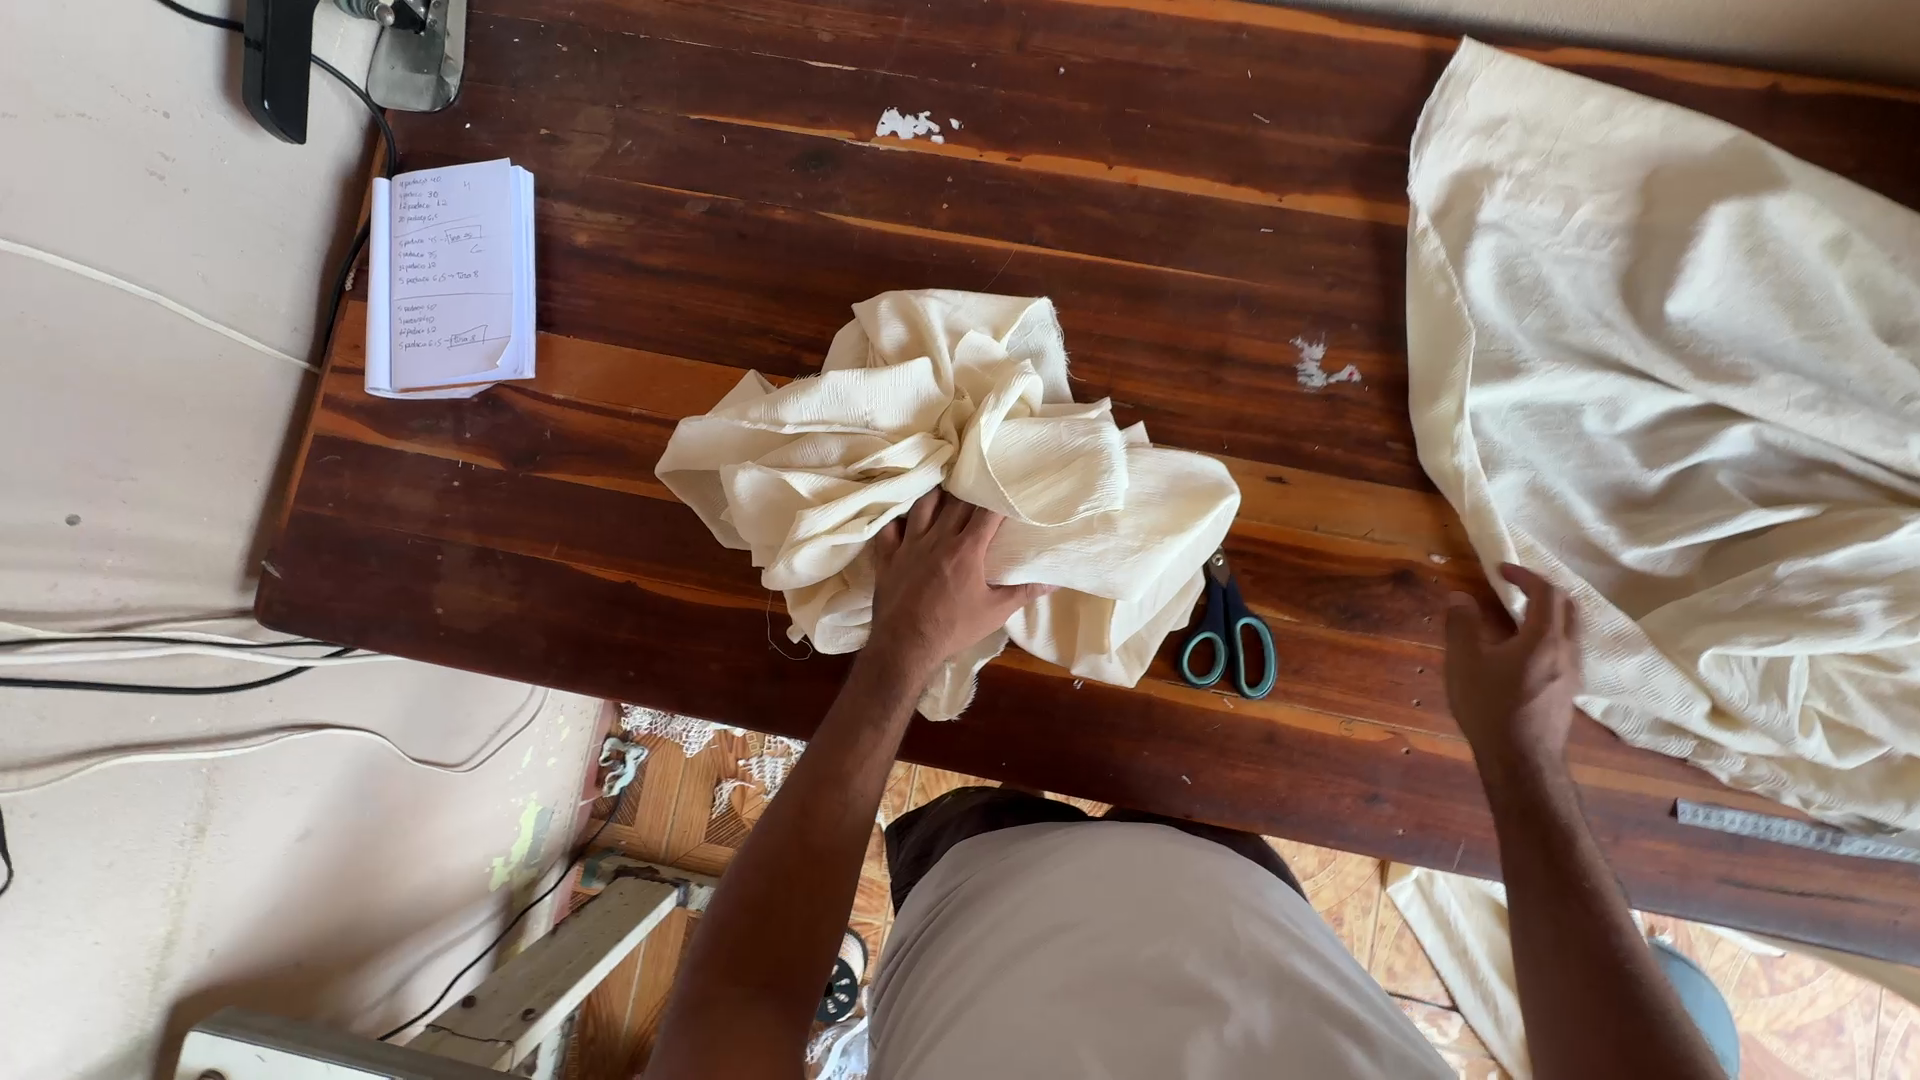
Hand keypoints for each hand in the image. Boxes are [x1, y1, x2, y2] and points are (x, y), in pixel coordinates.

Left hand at [867, 490, 1054, 678]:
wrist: (905, 645)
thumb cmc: (954, 628)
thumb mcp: (995, 612)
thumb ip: (1023, 593)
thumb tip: (1053, 583)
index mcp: (966, 549)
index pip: (986, 513)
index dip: (997, 501)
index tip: (1005, 495)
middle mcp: (937, 538)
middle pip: (956, 503)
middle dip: (970, 494)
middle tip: (978, 490)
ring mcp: (909, 545)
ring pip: (922, 507)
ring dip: (936, 497)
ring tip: (944, 494)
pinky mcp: (887, 557)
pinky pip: (889, 529)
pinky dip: (898, 522)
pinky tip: (905, 522)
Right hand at [1444, 564, 1582, 780]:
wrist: (1521, 758)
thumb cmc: (1490, 706)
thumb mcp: (1464, 661)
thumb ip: (1462, 624)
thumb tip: (1460, 597)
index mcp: (1545, 638)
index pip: (1547, 593)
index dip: (1525, 576)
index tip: (1500, 570)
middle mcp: (1568, 651)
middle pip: (1569, 608)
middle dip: (1544, 591)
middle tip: (1515, 587)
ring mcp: (1574, 674)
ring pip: (1572, 630)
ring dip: (1550, 614)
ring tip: (1519, 616)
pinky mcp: (1570, 691)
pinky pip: (1567, 650)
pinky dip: (1550, 636)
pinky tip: (1526, 651)